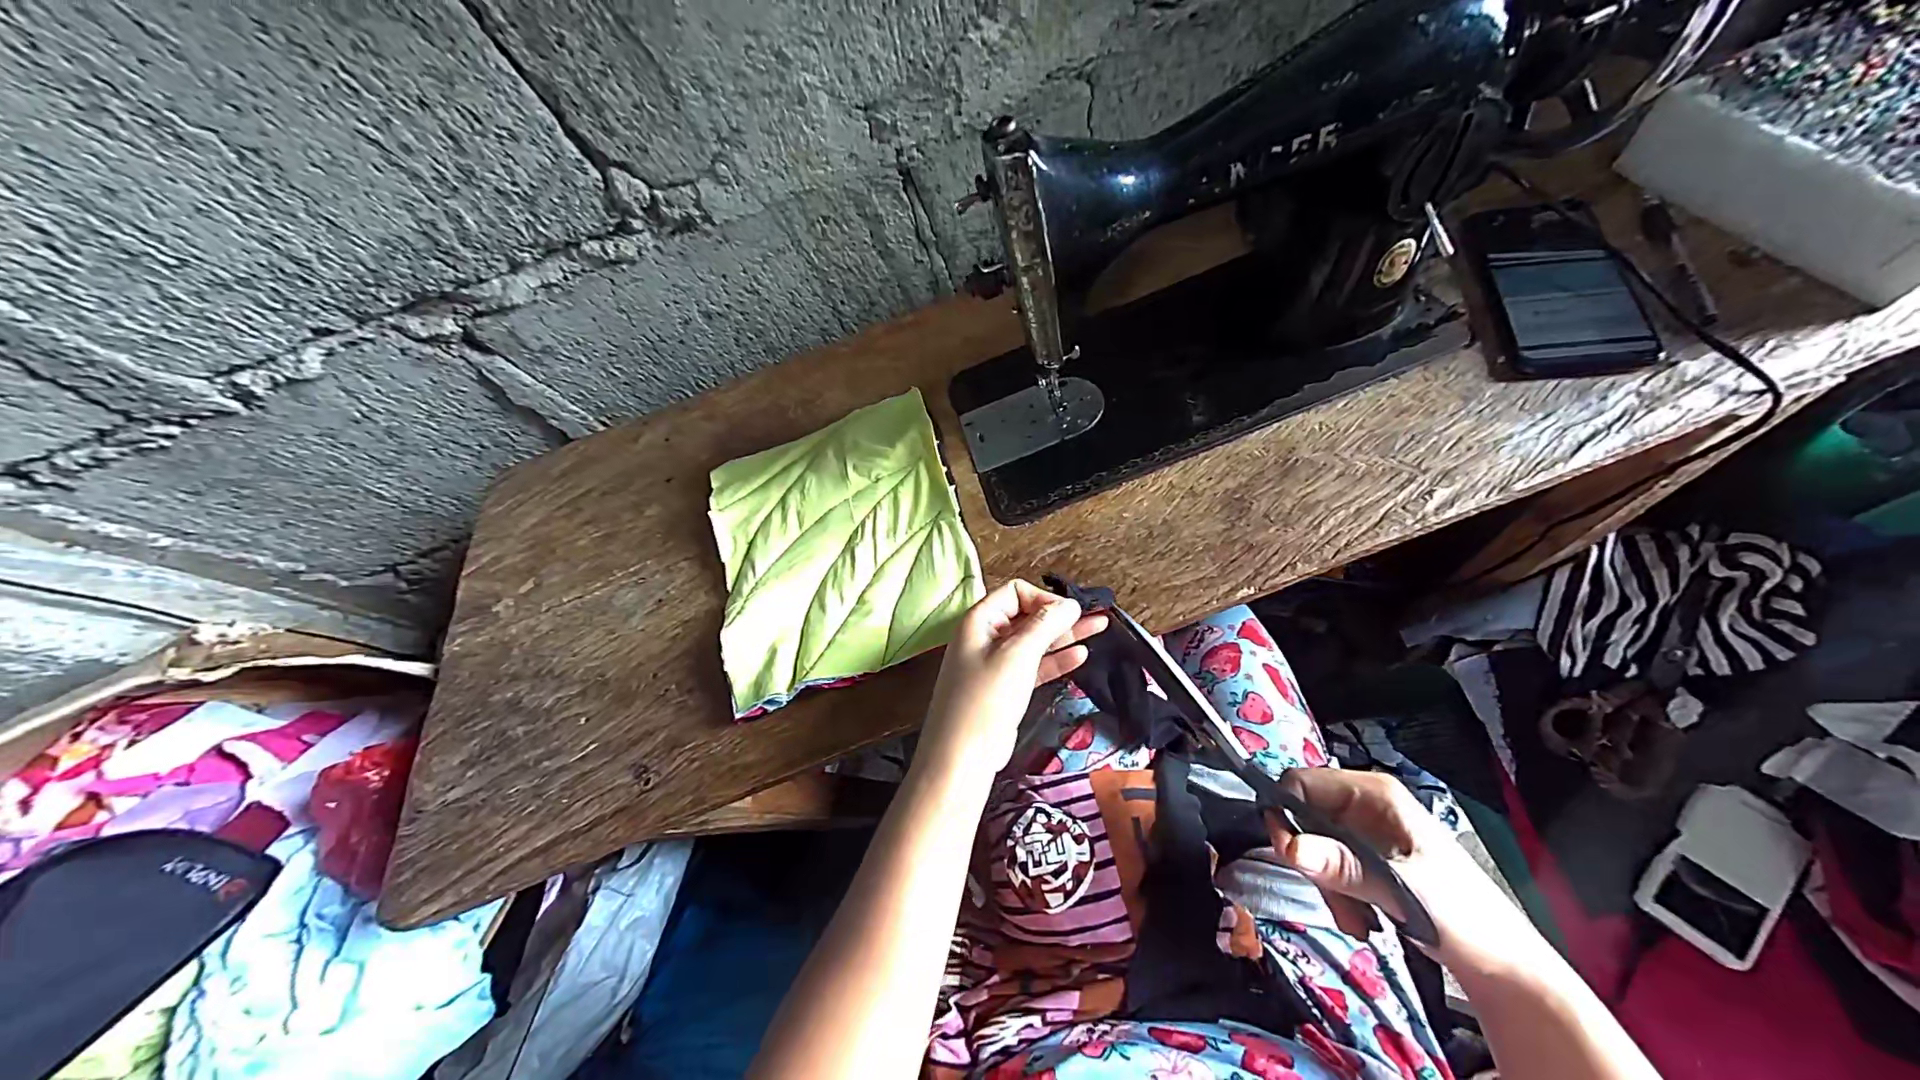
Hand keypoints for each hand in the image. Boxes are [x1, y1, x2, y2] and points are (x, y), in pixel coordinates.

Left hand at [918, 580, 1108, 779]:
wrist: (962, 755)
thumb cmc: (984, 700)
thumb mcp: (1017, 655)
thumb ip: (1044, 625)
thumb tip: (1069, 604)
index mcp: (979, 621)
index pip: (1015, 592)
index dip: (1044, 598)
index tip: (1071, 612)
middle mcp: (984, 637)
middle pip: (1027, 615)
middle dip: (1060, 615)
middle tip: (1096, 614)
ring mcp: (994, 663)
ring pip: (1034, 640)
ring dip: (1064, 635)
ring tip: (1099, 627)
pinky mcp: (1005, 687)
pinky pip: (1034, 665)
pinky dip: (1056, 659)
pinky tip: (1080, 655)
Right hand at [1266, 768, 1545, 973]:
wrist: (1507, 968)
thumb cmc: (1465, 917)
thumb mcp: (1402, 890)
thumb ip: (1343, 866)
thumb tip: (1287, 846)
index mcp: (1375, 793)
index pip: (1302, 782)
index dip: (1285, 813)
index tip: (1286, 854)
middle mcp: (1366, 804)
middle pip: (1304, 816)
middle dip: (1310, 859)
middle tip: (1331, 897)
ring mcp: (1367, 832)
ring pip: (1314, 845)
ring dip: (1324, 884)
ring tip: (1354, 919)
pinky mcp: (1368, 859)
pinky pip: (1330, 866)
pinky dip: (1335, 893)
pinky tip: (1359, 918)